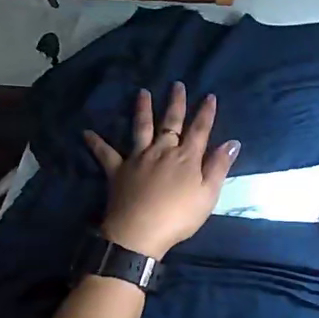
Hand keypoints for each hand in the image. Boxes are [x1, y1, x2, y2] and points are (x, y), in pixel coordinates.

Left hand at [84, 83, 239, 259]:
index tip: (209, 96)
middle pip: (171, 123)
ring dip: (142, 110)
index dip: (206, 113)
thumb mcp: (208, 194)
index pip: (200, 130)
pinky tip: (87, 133)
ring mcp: (138, 158)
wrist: (140, 232)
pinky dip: (96, 143)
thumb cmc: (180, 216)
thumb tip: (232, 143)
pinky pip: (105, 154)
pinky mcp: (118, 170)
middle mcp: (163, 151)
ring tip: (142, 93)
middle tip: (176, 85)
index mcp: (187, 158)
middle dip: (176, 103)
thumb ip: (219, 167)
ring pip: (141, 128)